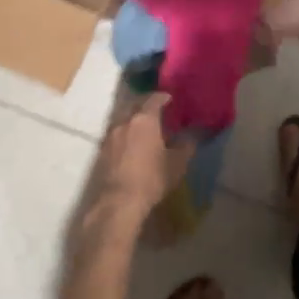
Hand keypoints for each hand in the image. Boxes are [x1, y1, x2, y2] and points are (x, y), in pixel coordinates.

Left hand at [87, 94, 193, 223]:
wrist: (119, 201)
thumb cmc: (152, 178)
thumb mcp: (177, 163)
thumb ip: (187, 144)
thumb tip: (196, 133)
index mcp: (144, 119)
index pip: (154, 99)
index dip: (163, 97)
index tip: (170, 99)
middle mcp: (125, 120)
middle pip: (136, 105)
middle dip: (147, 106)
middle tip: (158, 112)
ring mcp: (110, 134)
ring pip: (124, 119)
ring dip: (134, 120)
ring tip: (145, 129)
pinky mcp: (102, 149)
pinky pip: (116, 133)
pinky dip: (125, 133)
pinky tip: (132, 144)